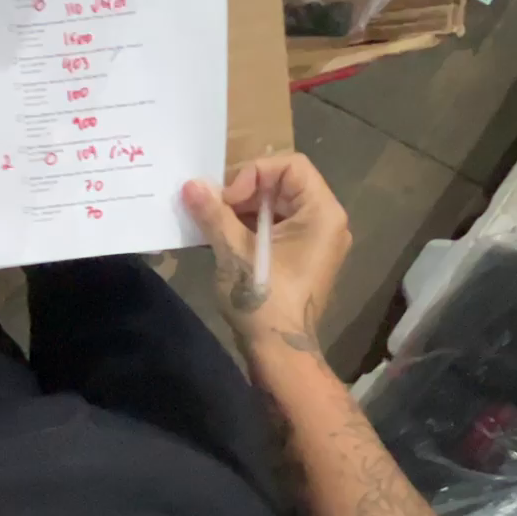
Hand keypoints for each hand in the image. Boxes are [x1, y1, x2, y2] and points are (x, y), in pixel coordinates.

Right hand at [182, 153, 350, 359]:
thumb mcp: (234, 252)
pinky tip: (223, 241)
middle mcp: (326, 222)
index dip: (254, 174)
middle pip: (283, 185)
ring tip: (213, 226)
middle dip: (243, 193)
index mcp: (322, 213)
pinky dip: (249, 229)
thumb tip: (190, 184)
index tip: (227, 200)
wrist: (279, 350)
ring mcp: (315, 242)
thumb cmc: (263, 298)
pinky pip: (276, 229)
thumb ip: (213, 214)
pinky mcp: (301, 259)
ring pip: (277, 208)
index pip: (291, 165)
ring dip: (242, 212)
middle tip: (213, 211)